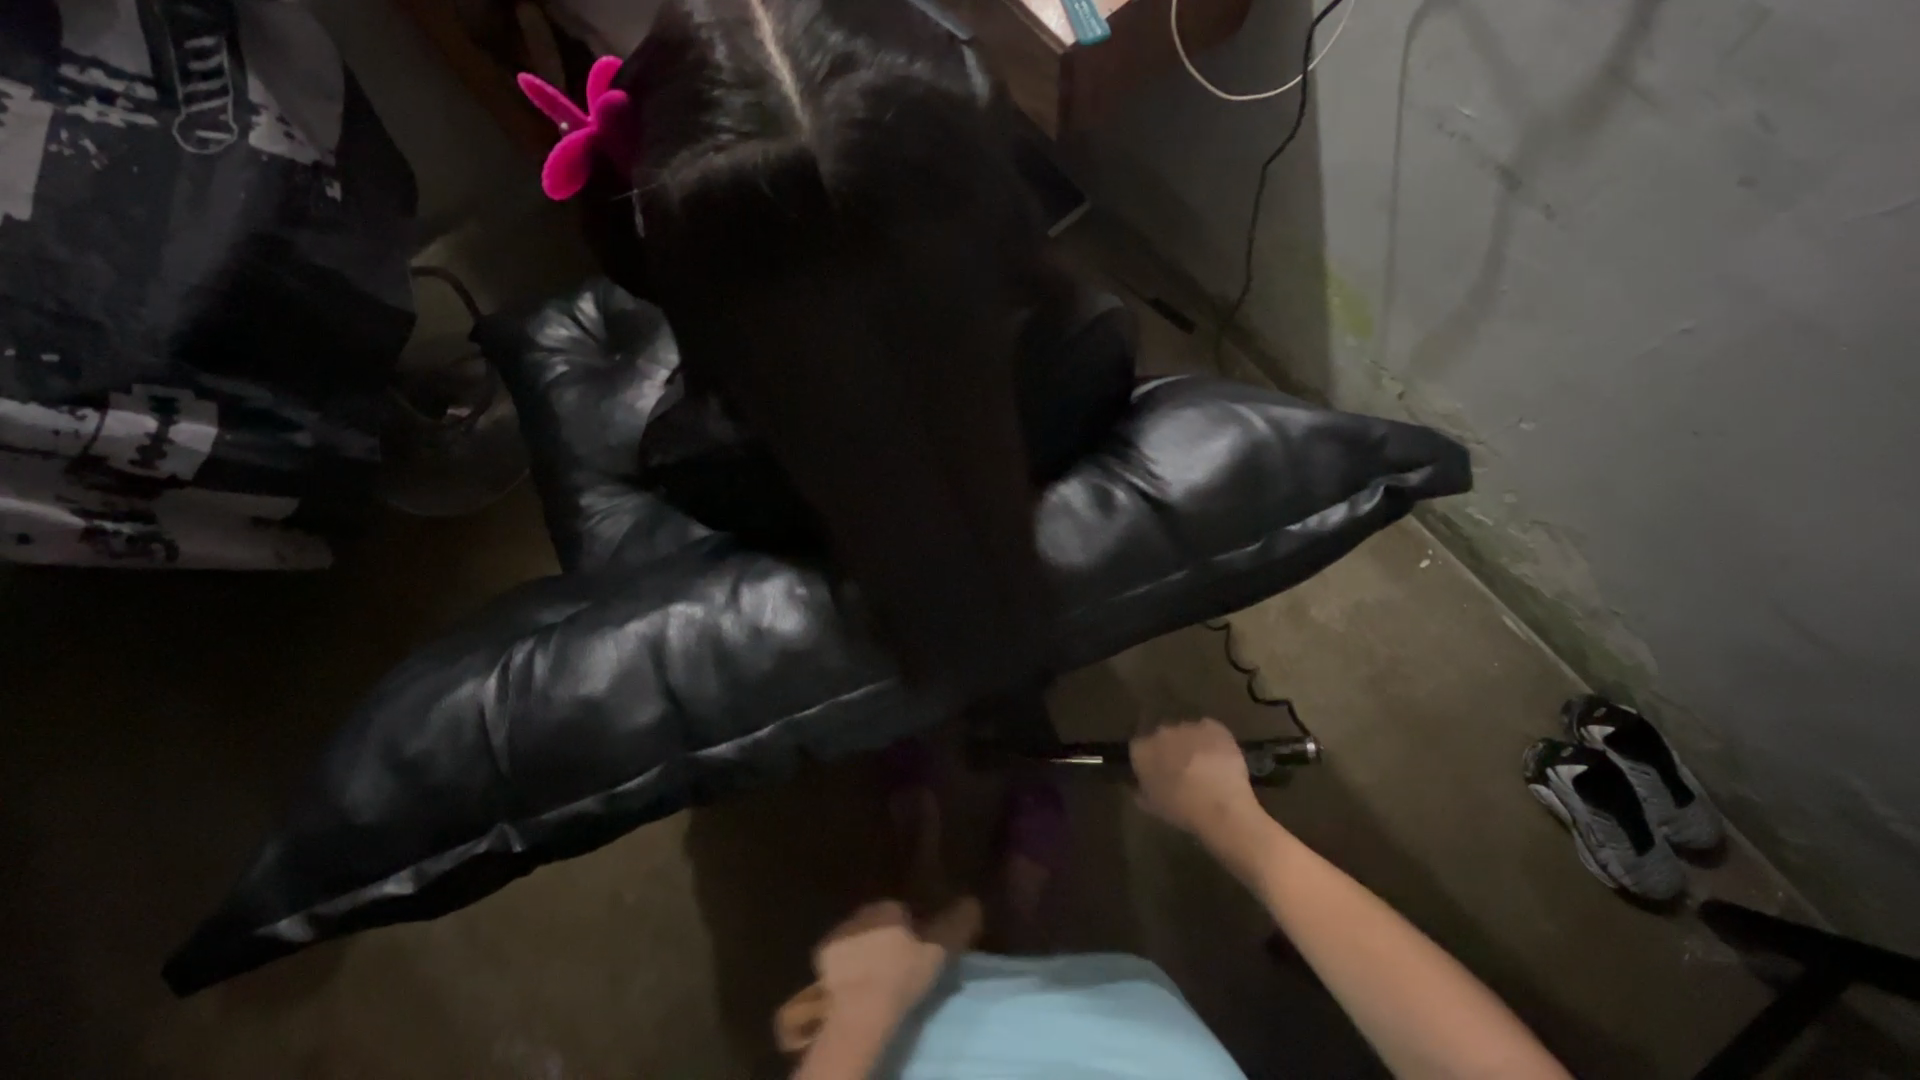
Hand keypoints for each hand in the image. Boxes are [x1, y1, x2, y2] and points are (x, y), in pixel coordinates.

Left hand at [812, 900, 950, 1016]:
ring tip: (876, 978)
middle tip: (897, 966)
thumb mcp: (939, 950)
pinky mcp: (821, 955)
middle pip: (878, 923)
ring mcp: (838, 933)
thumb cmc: (902, 975)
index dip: (912, 932)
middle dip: (886, 938)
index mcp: (888, 907)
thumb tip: (972, 901)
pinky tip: (856, 984)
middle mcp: (861, 912)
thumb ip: (957, 923)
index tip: (917, 952)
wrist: (860, 1008)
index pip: (903, 912)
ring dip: (865, 950)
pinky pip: (839, 956)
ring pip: (858, 938)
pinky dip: (846, 965)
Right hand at [1129, 718, 1264, 842]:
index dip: (1147, 761)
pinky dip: (1212, 742)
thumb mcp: (1151, 806)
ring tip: (1203, 767)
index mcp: (1142, 750)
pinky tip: (1219, 759)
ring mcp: (1189, 727)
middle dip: (1169, 750)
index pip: (1137, 749)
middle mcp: (1162, 732)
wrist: (1220, 804)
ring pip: (1186, 733)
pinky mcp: (1214, 727)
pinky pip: (1209, 731)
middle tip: (1179, 770)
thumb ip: (1140, 790)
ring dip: (1190, 745)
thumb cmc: (1181, 808)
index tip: (1155, 773)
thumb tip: (1139, 784)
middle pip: (1162, 737)